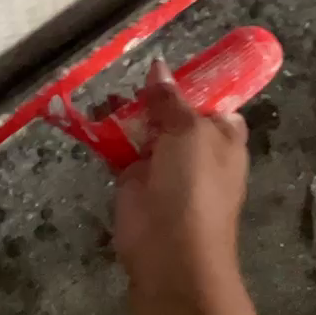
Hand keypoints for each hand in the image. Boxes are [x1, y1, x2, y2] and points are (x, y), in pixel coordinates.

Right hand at [113, 58, 250, 295]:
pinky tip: (93, 114)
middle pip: (173, 110)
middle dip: (153, 93)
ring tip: (110, 94)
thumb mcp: (190, 131)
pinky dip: (106, 131)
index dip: (196, 83)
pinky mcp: (132, 177)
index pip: (213, 102)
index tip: (173, 63)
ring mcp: (162, 163)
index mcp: (222, 136)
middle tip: (132, 73)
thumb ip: (171, 99)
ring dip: (126, 109)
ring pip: (143, 126)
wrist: (170, 251)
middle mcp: (194, 147)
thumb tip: (159, 67)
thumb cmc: (195, 186)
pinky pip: (118, 146)